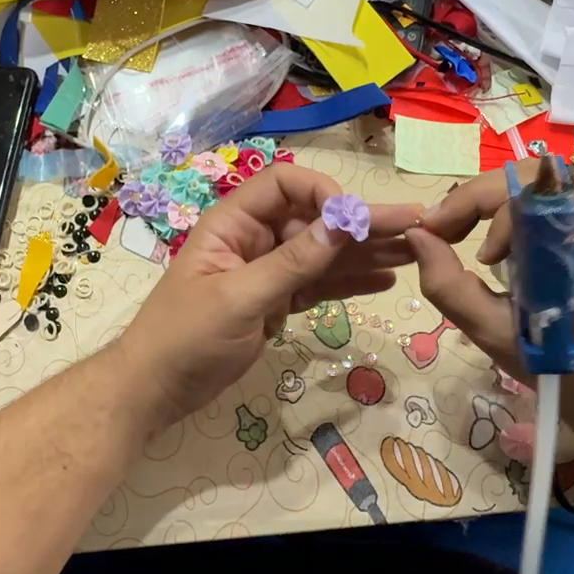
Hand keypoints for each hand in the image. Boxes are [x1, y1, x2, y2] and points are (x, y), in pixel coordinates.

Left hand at [117, 162, 422, 434]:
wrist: (156, 388)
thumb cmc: (186, 337)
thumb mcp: (239, 298)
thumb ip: (292, 263)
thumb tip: (343, 222)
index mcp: (233, 223)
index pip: (285, 185)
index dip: (323, 193)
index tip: (357, 219)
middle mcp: (254, 238)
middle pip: (315, 219)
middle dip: (362, 223)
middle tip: (418, 225)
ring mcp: (267, 270)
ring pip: (323, 252)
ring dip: (366, 252)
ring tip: (417, 251)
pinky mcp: (275, 300)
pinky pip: (318, 283)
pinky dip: (349, 281)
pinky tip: (385, 278)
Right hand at [405, 160, 573, 416]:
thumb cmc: (559, 370)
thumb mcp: (494, 335)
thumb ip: (449, 286)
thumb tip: (415, 234)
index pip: (541, 195)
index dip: (484, 202)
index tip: (445, 235)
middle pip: (541, 180)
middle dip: (482, 199)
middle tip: (443, 232)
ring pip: (543, 183)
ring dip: (494, 203)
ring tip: (464, 236)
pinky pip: (553, 196)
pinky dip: (513, 210)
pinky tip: (497, 242)